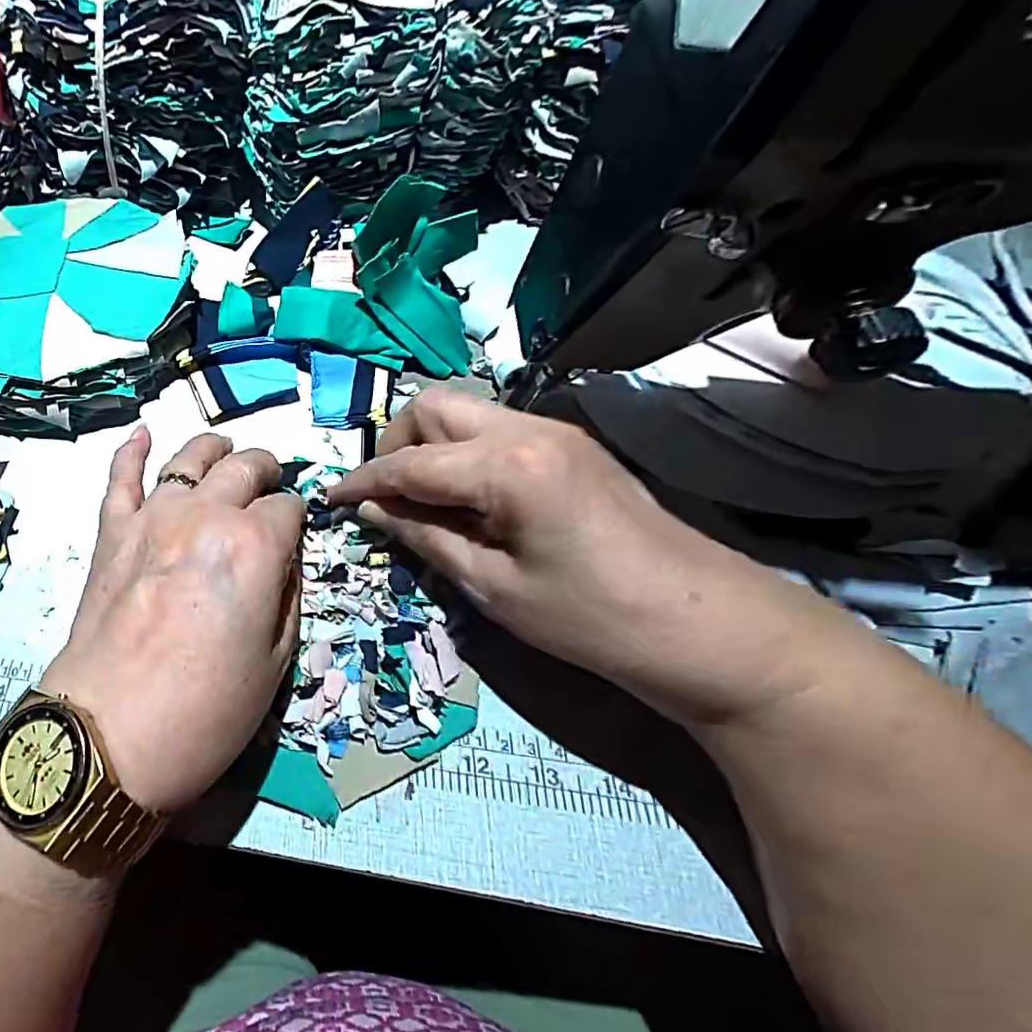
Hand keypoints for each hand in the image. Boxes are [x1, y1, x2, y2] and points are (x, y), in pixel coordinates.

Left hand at [39, 428, 302, 813]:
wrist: (108, 737)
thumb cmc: (207, 708)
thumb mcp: (277, 659)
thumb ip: (288, 593)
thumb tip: (283, 557)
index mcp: (255, 545)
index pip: (289, 508)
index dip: (297, 521)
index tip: (293, 539)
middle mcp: (206, 516)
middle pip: (245, 468)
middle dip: (266, 471)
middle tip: (270, 485)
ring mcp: (152, 519)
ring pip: (189, 459)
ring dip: (215, 450)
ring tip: (226, 452)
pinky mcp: (111, 535)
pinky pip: (120, 478)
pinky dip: (131, 451)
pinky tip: (143, 434)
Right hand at [324, 389, 880, 727]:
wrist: (700, 624)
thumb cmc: (591, 619)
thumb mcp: (494, 587)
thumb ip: (426, 536)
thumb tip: (374, 510)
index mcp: (508, 464)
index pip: (411, 460)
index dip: (364, 481)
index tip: (331, 498)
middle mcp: (530, 427)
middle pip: (435, 406)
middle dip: (398, 445)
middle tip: (387, 501)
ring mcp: (557, 431)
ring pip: (468, 412)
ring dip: (433, 447)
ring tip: (424, 504)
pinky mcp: (573, 446)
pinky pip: (499, 432)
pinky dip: (466, 455)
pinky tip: (469, 501)